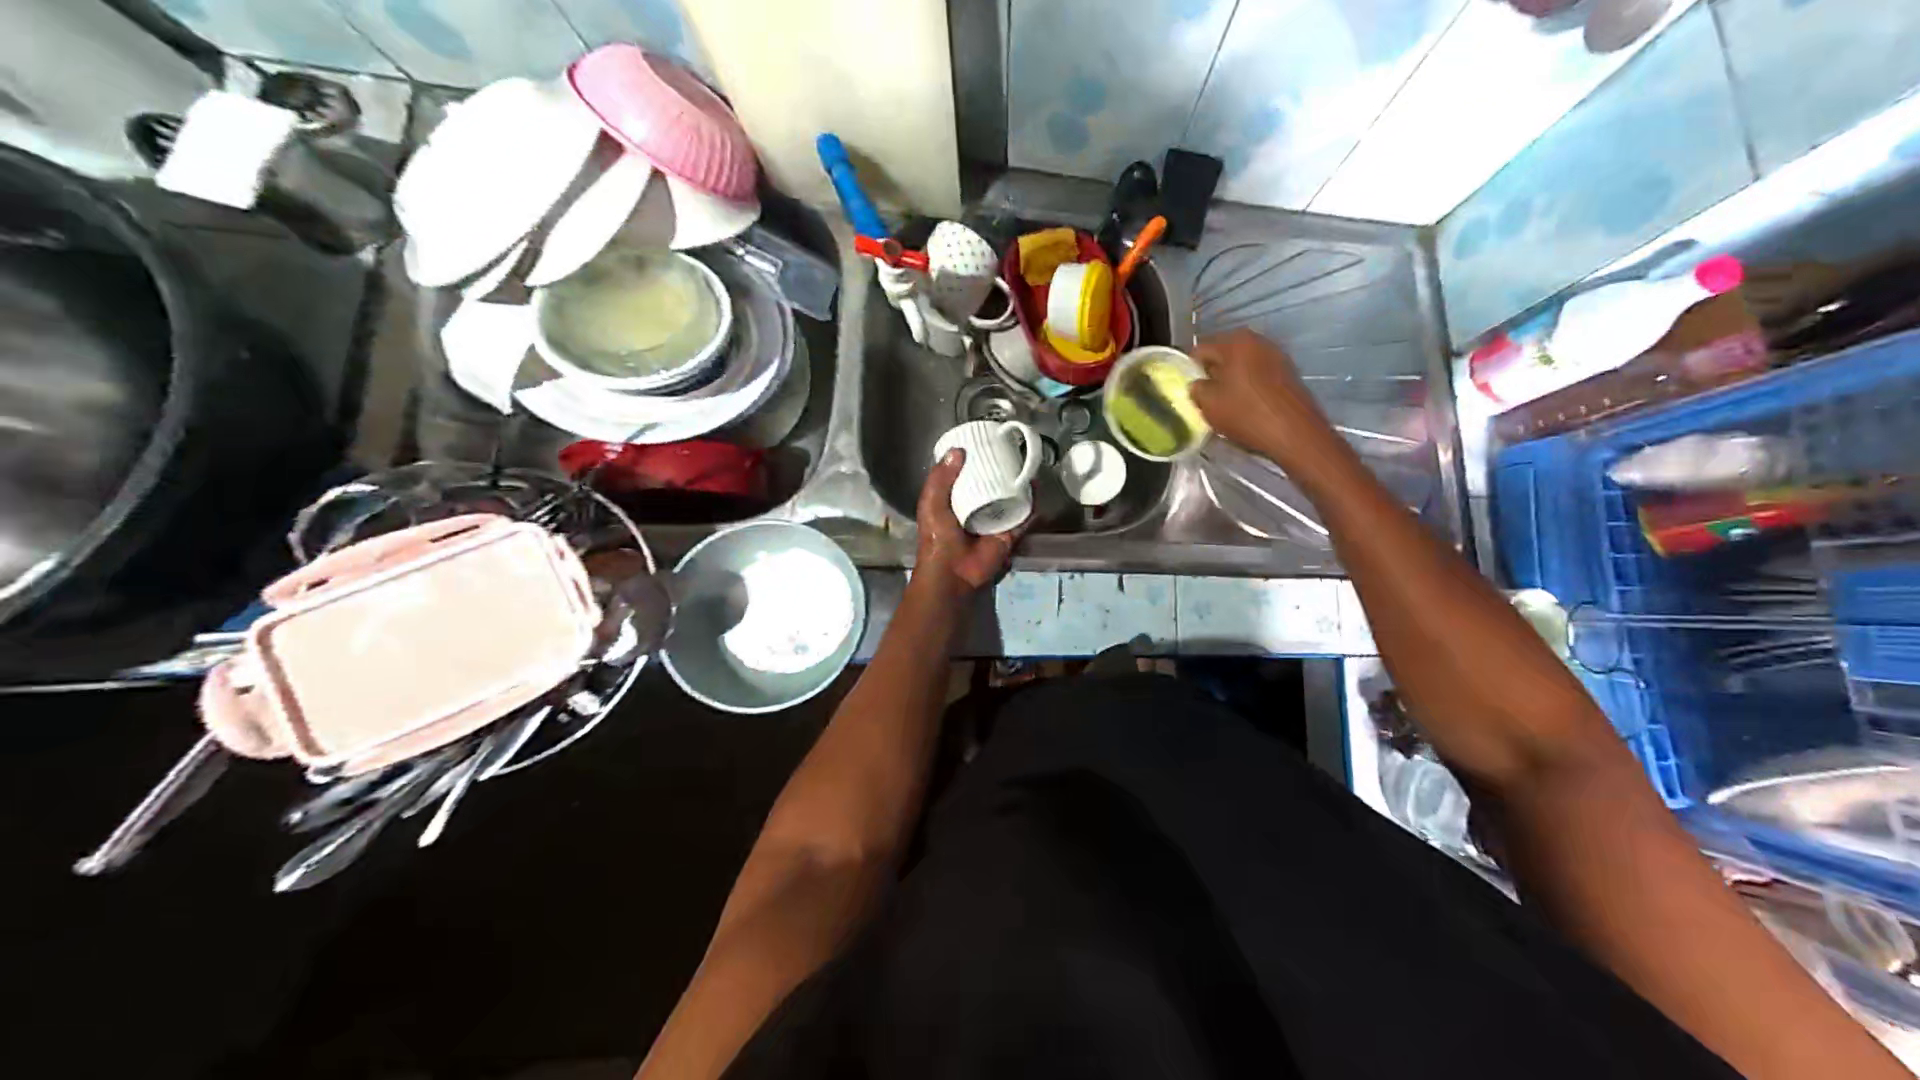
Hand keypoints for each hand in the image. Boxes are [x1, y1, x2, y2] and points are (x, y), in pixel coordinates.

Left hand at [914, 449, 1019, 599]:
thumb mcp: (931, 503)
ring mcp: (994, 520)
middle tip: (1010, 449)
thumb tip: (958, 450)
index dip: (974, 461)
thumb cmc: (938, 537)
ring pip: (1010, 497)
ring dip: (1018, 482)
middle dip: (1000, 469)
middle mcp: (976, 508)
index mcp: (955, 500)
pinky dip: (1031, 502)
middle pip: (991, 484)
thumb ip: (940, 478)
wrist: (953, 572)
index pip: (966, 476)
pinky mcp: (1009, 532)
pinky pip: (1023, 515)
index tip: (983, 442)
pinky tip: (1035, 484)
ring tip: (1026, 461)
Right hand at [1190, 329, 1347, 479]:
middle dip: (1212, 373)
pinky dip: (1249, 385)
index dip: (1190, 370)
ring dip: (1231, 379)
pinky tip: (1246, 404)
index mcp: (1235, 342)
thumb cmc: (1247, 415)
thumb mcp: (1209, 404)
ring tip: (1226, 403)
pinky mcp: (1288, 371)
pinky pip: (1258, 373)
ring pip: (1241, 364)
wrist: (1295, 434)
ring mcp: (1276, 354)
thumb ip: (1196, 388)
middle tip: (1205, 397)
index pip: (1199, 350)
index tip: (1189, 389)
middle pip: (1223, 354)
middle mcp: (1257, 340)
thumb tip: (1197, 384)